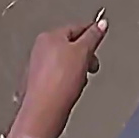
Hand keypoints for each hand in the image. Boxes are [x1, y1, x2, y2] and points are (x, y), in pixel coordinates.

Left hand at [5, 19, 107, 137]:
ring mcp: (37, 66)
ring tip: (78, 82)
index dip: (91, 34)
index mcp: (49, 36)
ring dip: (76, 70)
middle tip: (91, 66)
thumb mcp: (83, 53)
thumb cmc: (58, 83)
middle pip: (70, 46)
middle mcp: (40, 48)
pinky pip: (58, 77)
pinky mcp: (38, 84)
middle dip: (84, 56)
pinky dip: (66, 82)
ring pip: (65, 63)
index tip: (100, 37)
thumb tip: (101, 24)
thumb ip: (93, 36)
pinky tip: (69, 91)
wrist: (43, 113)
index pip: (76, 28)